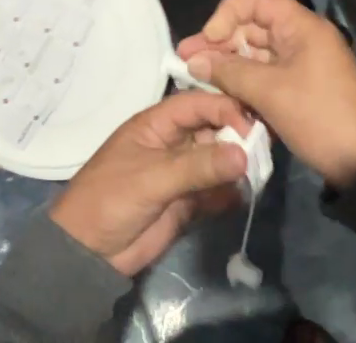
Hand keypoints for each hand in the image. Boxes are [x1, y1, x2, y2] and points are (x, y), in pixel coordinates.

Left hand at [49, 91, 249, 275]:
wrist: (88, 253)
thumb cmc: (110, 200)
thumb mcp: (152, 178)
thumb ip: (197, 166)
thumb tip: (244, 153)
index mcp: (157, 124)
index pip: (198, 103)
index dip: (225, 108)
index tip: (252, 125)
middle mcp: (174, 142)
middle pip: (213, 129)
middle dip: (239, 135)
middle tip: (268, 146)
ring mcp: (182, 173)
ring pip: (219, 160)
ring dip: (239, 165)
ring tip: (262, 172)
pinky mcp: (189, 202)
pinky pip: (217, 191)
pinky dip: (232, 192)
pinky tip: (246, 195)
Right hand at [177, 0, 355, 186]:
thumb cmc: (318, 117)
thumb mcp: (269, 93)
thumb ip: (229, 72)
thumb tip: (194, 60)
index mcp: (303, 27)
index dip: (228, 13)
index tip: (209, 39)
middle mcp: (304, 37)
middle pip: (254, 26)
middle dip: (221, 42)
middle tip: (188, 61)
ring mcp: (304, 62)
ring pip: (258, 52)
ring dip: (230, 64)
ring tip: (199, 78)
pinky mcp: (303, 85)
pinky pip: (268, 73)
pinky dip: (246, 80)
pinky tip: (224, 94)